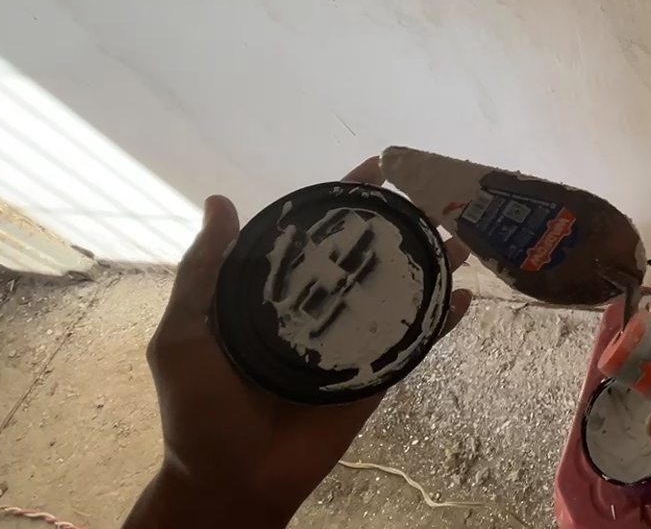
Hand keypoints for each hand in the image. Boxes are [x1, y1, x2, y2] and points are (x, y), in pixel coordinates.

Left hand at [123, 160, 471, 528]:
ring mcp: (357, 338)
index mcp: (283, 292)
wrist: (232, 484)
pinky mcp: (380, 371)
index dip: (349, 196)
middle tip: (437, 196)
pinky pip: (419, 339)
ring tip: (463, 237)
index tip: (379, 166)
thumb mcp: (185, 336)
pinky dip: (445, 318)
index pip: (321, 231)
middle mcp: (326, 305)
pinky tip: (465, 296)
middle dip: (405, 223)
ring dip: (436, 262)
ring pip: (404, 289)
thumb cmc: (202, 410)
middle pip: (372, 253)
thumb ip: (203, 273)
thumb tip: (220, 201)